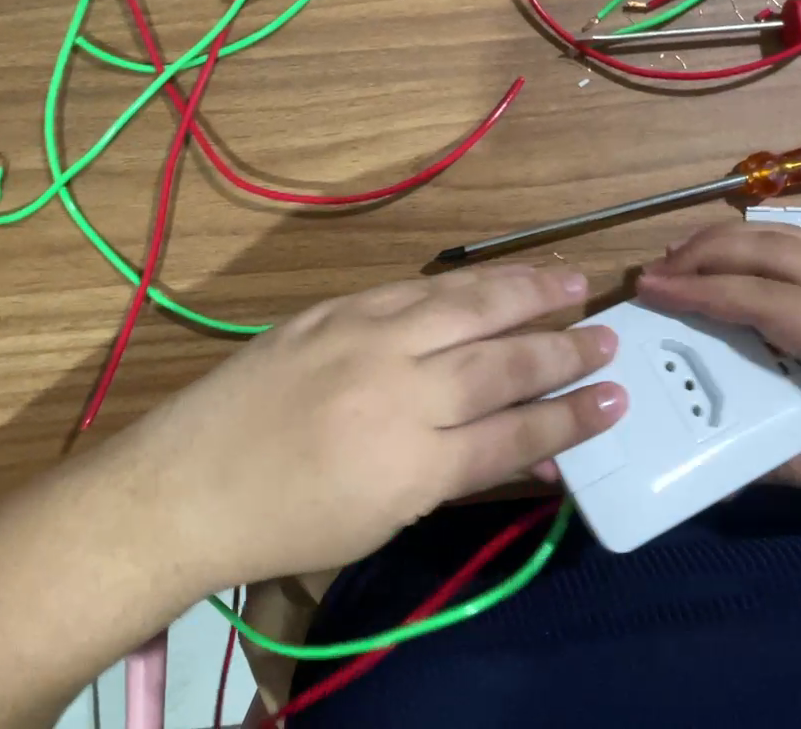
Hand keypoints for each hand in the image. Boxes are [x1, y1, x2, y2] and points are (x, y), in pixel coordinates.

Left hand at [122, 265, 625, 588]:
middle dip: (563, 350)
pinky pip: (416, 289)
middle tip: (609, 337)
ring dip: (526, 292)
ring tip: (572, 281)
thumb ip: (460, 475)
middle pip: (501, 362)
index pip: (515, 434)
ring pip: (466, 306)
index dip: (572, 417)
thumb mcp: (385, 519)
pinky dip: (464, 283)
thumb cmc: (287, 523)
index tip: (616, 399)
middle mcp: (399, 392)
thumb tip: (530, 453)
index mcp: (414, 464)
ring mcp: (365, 340)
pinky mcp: (336, 311)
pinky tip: (493, 276)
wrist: (185, 485)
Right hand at [635, 222, 800, 525]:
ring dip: (734, 240)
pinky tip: (740, 264)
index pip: (770, 302)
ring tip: (683, 257)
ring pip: (795, 240)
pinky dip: (764, 244)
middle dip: (707, 251)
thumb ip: (794, 467)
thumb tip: (719, 465)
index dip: (704, 291)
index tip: (651, 288)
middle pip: (777, 251)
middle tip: (653, 272)